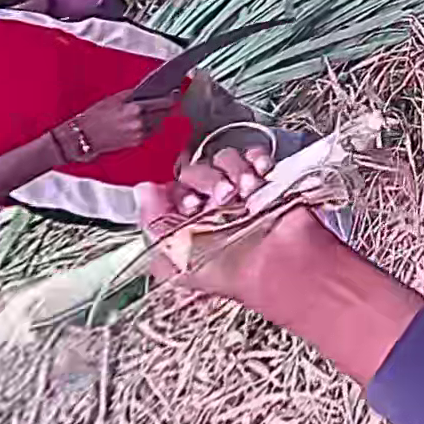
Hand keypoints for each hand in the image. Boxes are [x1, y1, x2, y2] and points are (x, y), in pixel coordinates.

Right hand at [54, 89, 179, 161]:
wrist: (81, 137)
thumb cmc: (95, 115)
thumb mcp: (116, 98)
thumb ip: (136, 95)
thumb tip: (152, 89)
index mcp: (136, 109)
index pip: (165, 101)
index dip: (173, 96)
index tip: (177, 91)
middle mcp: (140, 122)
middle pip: (165, 112)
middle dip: (167, 106)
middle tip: (168, 99)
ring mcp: (139, 134)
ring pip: (158, 123)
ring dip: (158, 117)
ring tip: (151, 110)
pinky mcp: (136, 143)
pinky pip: (150, 132)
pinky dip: (150, 126)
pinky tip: (142, 121)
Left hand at [136, 146, 330, 303]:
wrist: (281, 258)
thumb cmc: (232, 269)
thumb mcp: (178, 256)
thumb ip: (154, 221)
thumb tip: (143, 188)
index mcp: (187, 225)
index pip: (172, 189)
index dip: (179, 191)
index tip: (191, 204)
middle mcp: (211, 207)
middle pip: (198, 169)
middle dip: (210, 179)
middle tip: (225, 196)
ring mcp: (238, 190)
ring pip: (226, 158)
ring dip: (235, 170)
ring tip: (248, 190)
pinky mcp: (265, 178)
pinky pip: (254, 155)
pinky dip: (257, 159)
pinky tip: (261, 172)